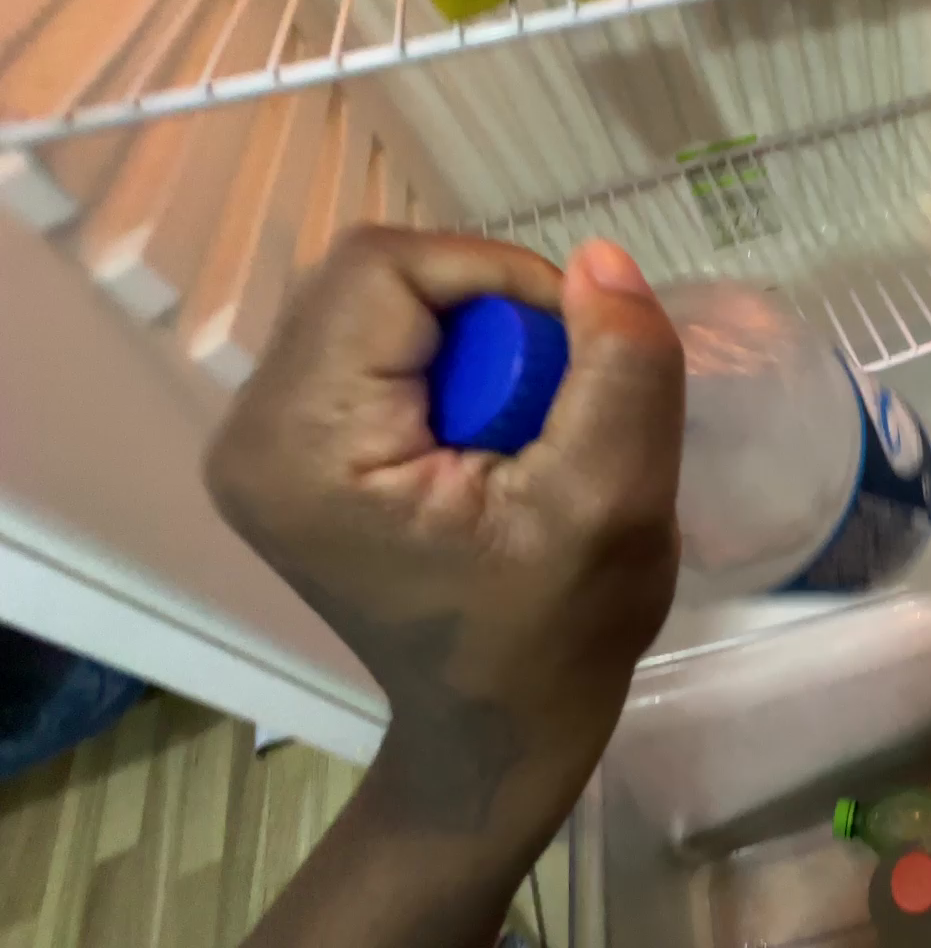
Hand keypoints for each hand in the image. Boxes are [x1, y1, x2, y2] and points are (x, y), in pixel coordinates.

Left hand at [205, 227, 683, 832]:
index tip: (590, 352)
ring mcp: (284, 440)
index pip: (389, 269)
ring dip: (504, 351)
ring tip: (549, 434)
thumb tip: (603, 258)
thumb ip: (623, 373)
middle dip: (510, 326)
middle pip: (392, 287)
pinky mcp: (323, 450)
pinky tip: (518, 440)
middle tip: (570, 412)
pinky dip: (485, 374)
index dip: (508, 280)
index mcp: (304, 445)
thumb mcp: (616, 501)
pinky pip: (406, 352)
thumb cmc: (564, 630)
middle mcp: (260, 427)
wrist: (512, 718)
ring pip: (405, 313)